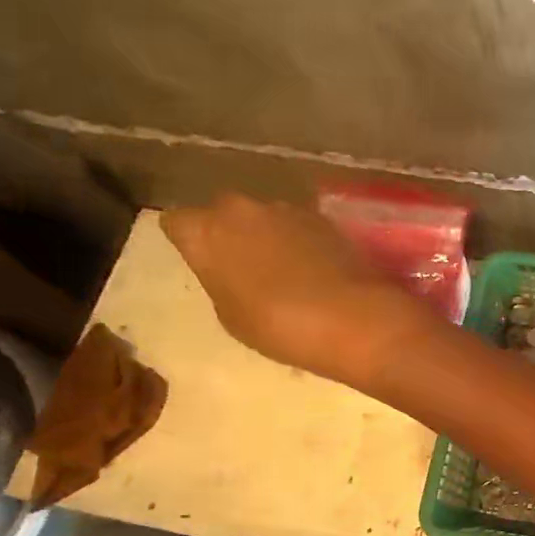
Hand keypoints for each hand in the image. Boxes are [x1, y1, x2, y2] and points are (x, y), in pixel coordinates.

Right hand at [162, 194, 435, 387]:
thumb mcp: (232, 316)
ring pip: (265, 218)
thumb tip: (229, 269)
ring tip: (288, 275)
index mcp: (205, 230)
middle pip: (224, 214)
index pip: (178, 223)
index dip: (190, 242)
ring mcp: (287, 209)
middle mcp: (241, 207)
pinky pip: (301, 228)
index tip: (204, 264)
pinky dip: (303, 244)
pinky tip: (317, 272)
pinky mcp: (326, 220)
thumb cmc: (281, 328)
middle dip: (231, 235)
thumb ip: (220, 281)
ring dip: (270, 237)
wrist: (356, 320)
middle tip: (246, 271)